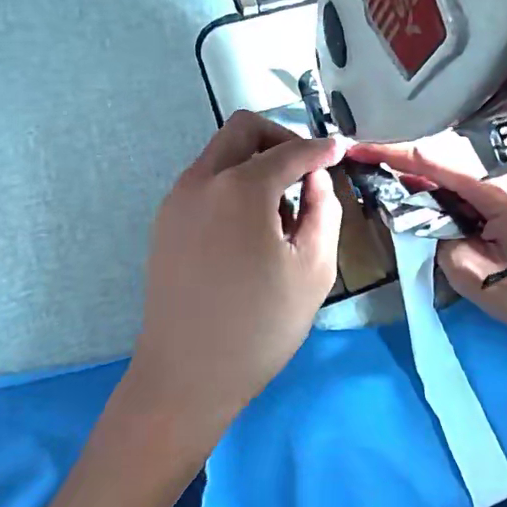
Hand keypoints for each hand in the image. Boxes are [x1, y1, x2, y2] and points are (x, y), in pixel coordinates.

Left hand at [129, 111, 346, 431]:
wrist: (187, 377)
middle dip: (281, 139)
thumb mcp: (314, 269)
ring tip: (282, 213)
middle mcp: (201, 181)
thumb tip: (315, 180)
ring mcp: (176, 201)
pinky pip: (205, 183)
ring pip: (220, 154)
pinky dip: (233, 185)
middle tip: (306, 172)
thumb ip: (324, 210)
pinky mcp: (165, 223)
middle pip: (243, 130)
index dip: (321, 148)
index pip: (289, 150)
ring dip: (256, 164)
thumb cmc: (260, 326)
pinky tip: (251, 229)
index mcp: (240, 188)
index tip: (341, 150)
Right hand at [347, 135, 506, 355]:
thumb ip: (440, 241)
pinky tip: (450, 194)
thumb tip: (419, 213)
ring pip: (474, 154)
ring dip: (440, 169)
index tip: (356, 147)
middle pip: (455, 148)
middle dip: (414, 161)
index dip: (392, 150)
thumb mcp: (481, 281)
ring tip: (410, 187)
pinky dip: (465, 175)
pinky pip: (495, 164)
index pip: (438, 156)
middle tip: (380, 174)